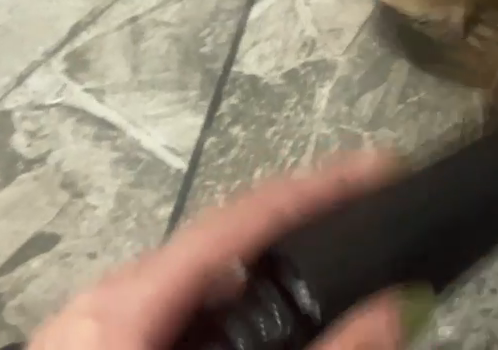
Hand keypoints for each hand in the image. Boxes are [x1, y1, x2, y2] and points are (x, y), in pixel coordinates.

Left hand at [28, 151, 405, 349]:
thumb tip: (399, 308)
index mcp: (128, 304)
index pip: (246, 215)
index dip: (323, 184)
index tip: (387, 165)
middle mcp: (108, 302)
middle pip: (229, 237)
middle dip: (305, 220)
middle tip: (370, 217)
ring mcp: (98, 329)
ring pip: (206, 276)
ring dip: (272, 266)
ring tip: (330, 264)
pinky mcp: (100, 349)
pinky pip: (184, 308)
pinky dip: (236, 306)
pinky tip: (263, 324)